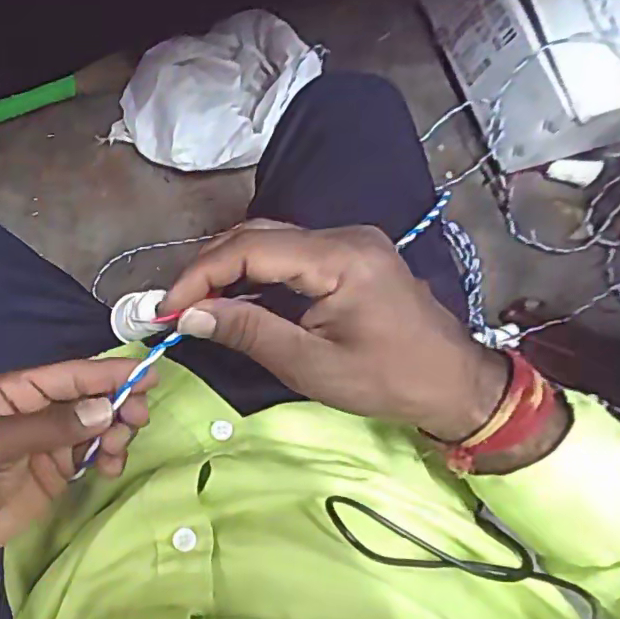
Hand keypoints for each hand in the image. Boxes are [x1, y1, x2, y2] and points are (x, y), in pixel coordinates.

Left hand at [0, 359, 154, 581]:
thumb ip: (52, 426)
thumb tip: (104, 410)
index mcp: (18, 391)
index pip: (69, 375)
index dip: (108, 373)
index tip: (146, 376)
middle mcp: (40, 407)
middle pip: (91, 396)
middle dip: (119, 404)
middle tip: (139, 419)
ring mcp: (54, 437)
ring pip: (99, 423)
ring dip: (116, 432)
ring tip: (114, 451)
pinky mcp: (64, 464)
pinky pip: (96, 451)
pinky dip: (110, 456)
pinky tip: (109, 468)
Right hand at [160, 221, 506, 441]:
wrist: (452, 382)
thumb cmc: (384, 379)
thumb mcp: (308, 363)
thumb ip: (246, 332)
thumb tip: (189, 316)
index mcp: (338, 258)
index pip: (249, 248)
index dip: (199, 276)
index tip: (167, 309)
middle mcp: (343, 236)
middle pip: (255, 236)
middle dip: (206, 269)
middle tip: (175, 308)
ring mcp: (347, 242)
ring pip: (268, 241)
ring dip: (225, 269)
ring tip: (195, 305)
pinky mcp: (348, 256)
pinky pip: (286, 254)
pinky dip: (250, 274)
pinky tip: (232, 299)